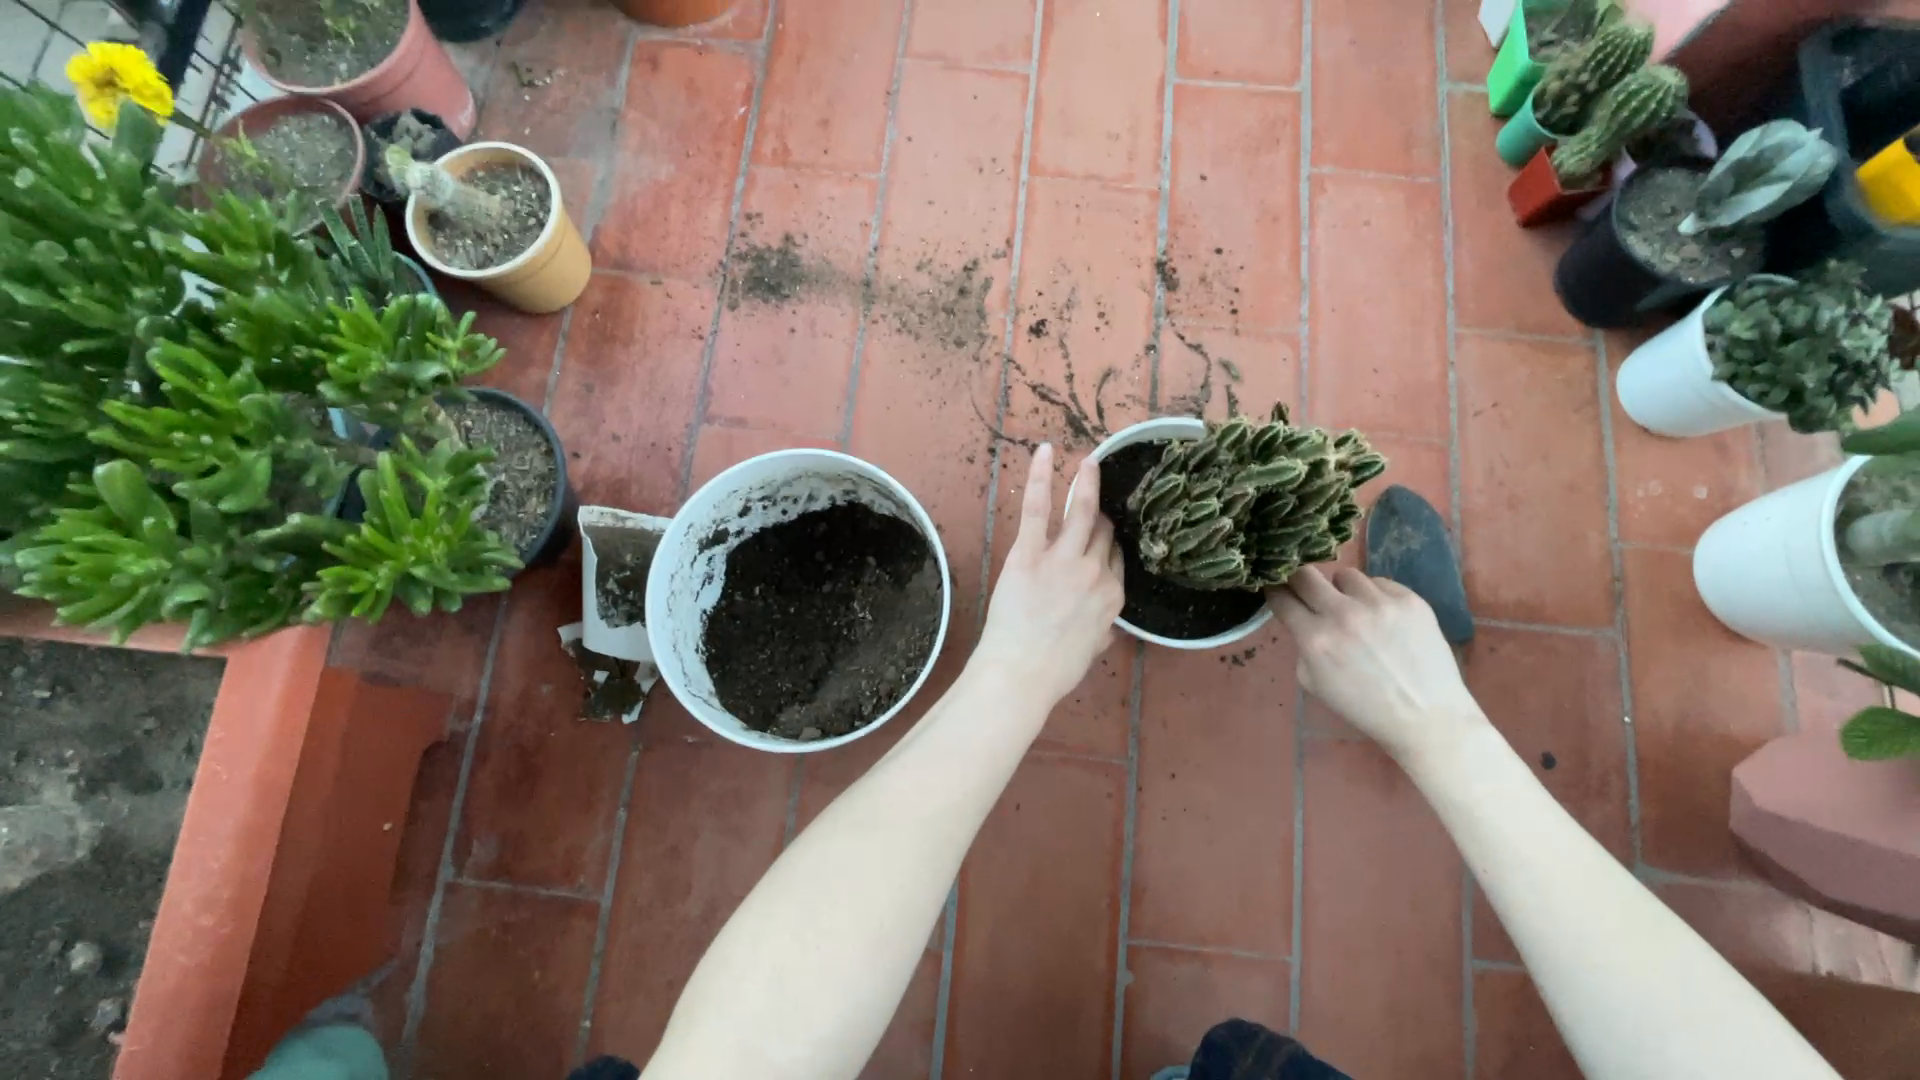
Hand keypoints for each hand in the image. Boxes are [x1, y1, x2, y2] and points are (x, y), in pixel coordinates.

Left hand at [976, 444, 1125, 707]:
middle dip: (1100, 516)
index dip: (1110, 545)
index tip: (1105, 534)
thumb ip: (1103, 630)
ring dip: (1087, 484)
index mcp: (1113, 596)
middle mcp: (1096, 571)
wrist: (1022, 673)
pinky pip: (1040, 508)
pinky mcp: (1030, 553)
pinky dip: (1042, 477)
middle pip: (1103, 533)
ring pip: (1082, 512)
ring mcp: (1065, 559)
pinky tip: (1046, 454)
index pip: (1117, 558)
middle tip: (1093, 497)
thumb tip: (1108, 626)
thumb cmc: (1056, 669)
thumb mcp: (1093, 650)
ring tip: (1090, 462)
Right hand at [1269, 566, 1487, 762]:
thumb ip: (1302, 646)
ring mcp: (1379, 604)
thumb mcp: (1313, 683)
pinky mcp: (1410, 601)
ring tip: (1355, 610)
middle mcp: (1343, 614)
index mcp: (1315, 639)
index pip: (1281, 597)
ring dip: (1342, 590)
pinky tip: (1382, 618)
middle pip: (1305, 574)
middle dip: (1300, 582)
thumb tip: (1304, 620)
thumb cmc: (1364, 706)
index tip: (1278, 591)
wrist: (1426, 717)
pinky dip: (1374, 596)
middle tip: (1309, 594)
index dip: (1275, 592)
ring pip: (1345, 575)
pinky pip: (1379, 583)